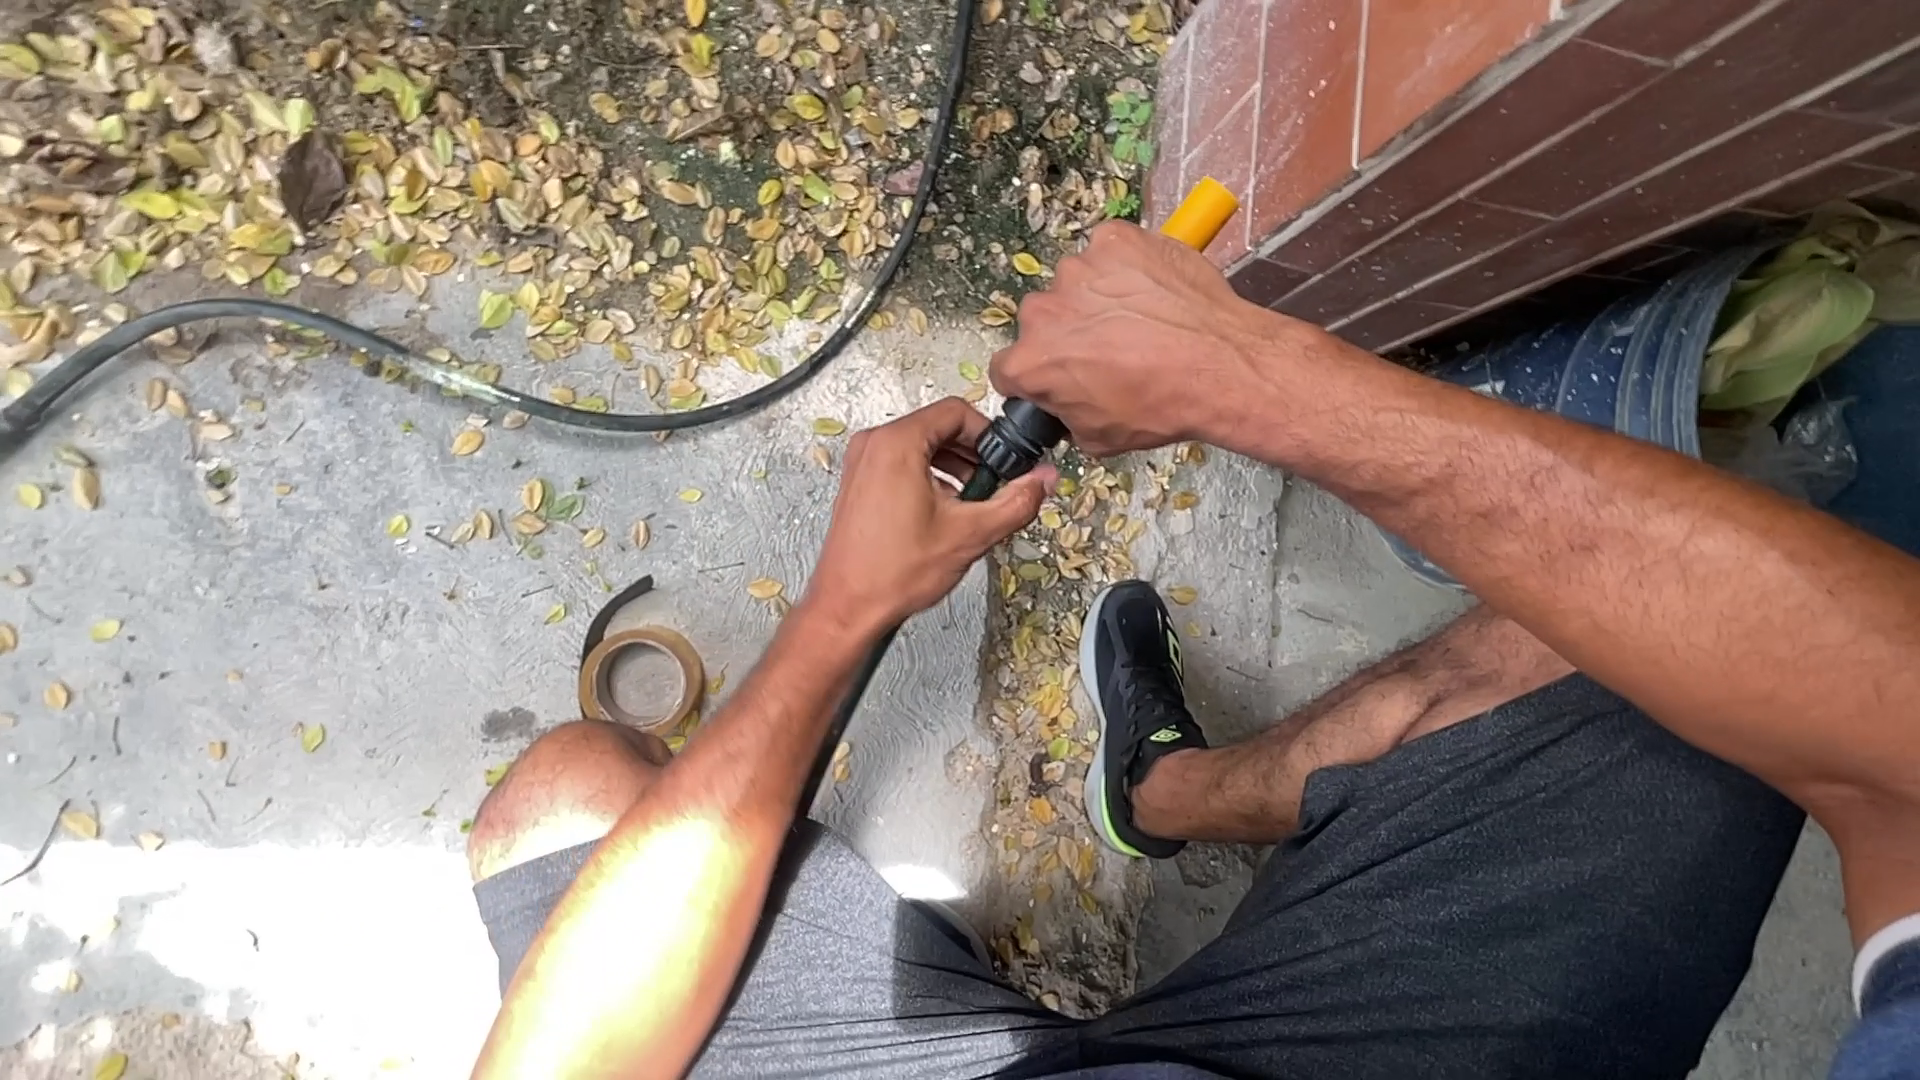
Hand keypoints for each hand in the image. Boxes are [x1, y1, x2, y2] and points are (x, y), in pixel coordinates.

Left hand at [806, 398, 1055, 632]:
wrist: (847, 606)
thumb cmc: (893, 572)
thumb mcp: (970, 534)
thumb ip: (1015, 502)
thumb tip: (1043, 480)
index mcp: (897, 444)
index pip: (955, 411)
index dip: (988, 434)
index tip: (1004, 459)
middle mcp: (874, 445)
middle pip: (938, 426)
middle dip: (972, 453)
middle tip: (993, 483)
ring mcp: (861, 463)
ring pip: (920, 445)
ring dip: (953, 466)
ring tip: (971, 501)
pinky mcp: (858, 483)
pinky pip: (901, 463)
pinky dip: (928, 476)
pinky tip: (943, 511)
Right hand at [989, 222, 1296, 455]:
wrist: (1219, 365)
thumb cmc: (1161, 405)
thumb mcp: (1098, 438)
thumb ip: (1066, 416)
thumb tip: (1068, 406)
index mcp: (1031, 363)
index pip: (1008, 368)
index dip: (1031, 376)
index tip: (1053, 377)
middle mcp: (1044, 311)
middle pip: (1041, 322)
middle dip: (1066, 334)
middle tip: (1105, 351)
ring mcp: (1079, 270)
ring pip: (1074, 284)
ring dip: (1094, 298)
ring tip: (1135, 320)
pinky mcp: (1115, 240)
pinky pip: (1107, 252)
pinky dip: (1122, 267)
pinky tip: (1148, 292)